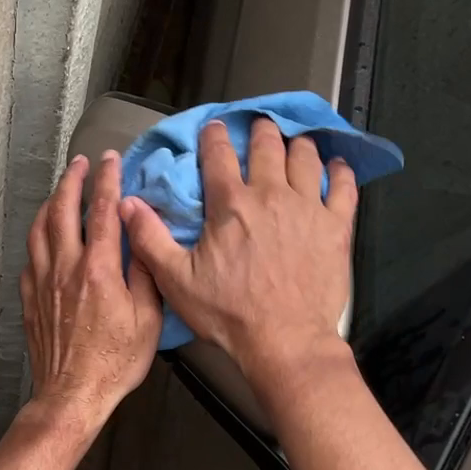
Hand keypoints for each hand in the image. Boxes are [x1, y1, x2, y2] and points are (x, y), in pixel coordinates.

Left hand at [22, 150, 162, 432]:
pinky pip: (29, 260)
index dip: (107, 180)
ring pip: (38, 231)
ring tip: (59, 193)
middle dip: (72, 181)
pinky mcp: (31, 302)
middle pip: (62, 211)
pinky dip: (36, 240)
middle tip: (80, 165)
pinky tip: (43, 240)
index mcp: (98, 270)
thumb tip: (142, 237)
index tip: (112, 162)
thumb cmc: (113, 364)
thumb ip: (145, 273)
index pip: (102, 210)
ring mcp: (43, 285)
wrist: (72, 395)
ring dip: (49, 205)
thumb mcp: (148, 319)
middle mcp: (65, 270)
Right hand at [120, 118, 356, 391]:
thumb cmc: (227, 314)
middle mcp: (271, 194)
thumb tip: (126, 204)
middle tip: (257, 129)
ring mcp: (308, 207)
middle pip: (267, 146)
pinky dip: (340, 170)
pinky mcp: (336, 226)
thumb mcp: (176, 281)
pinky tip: (336, 167)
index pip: (219, 155)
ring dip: (296, 145)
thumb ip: (150, 238)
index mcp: (230, 205)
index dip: (214, 136)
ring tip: (293, 145)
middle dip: (259, 132)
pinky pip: (344, 185)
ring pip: (305, 157)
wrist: (283, 340)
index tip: (213, 129)